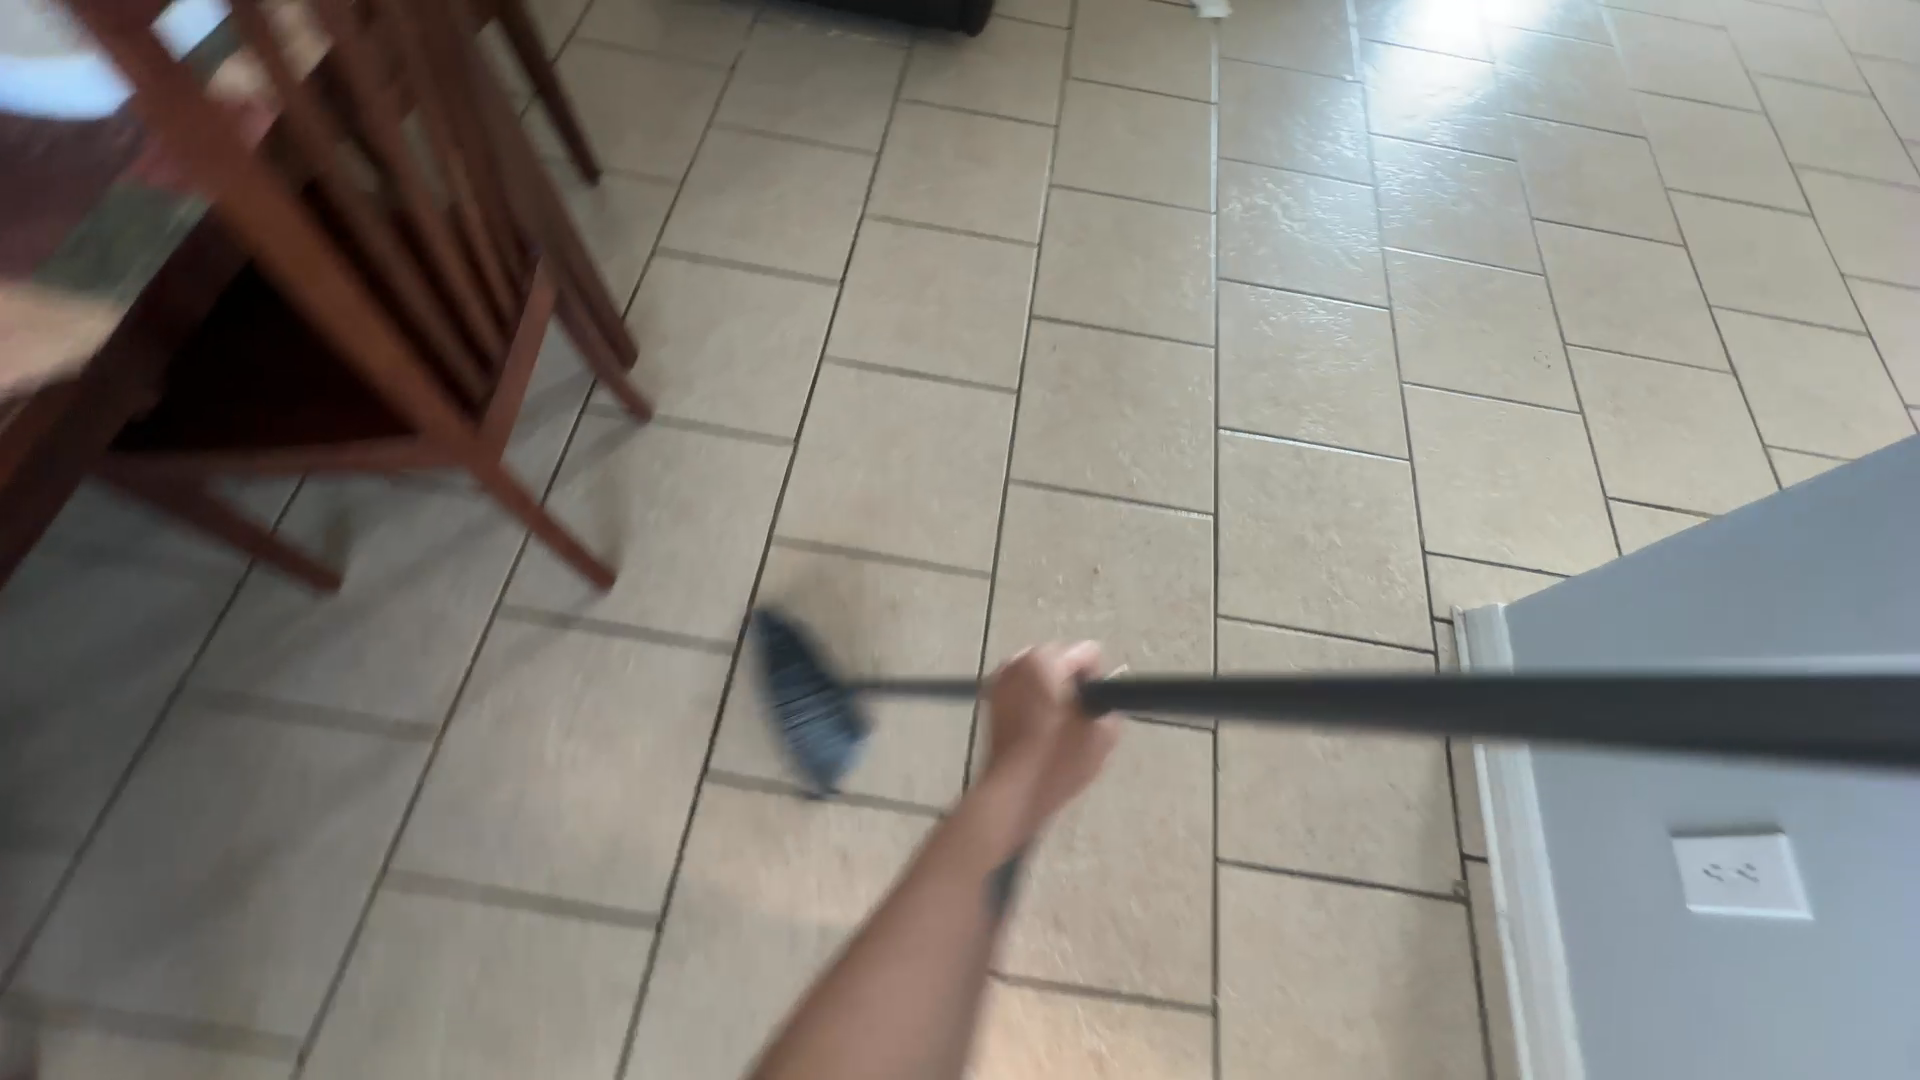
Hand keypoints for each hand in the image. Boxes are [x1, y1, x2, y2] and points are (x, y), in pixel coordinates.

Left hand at [978, 642, 1122, 842]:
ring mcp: (999, 681)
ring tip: (1060, 726)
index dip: (1097, 680)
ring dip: (1052, 691)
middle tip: (1079, 718)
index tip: (1094, 708)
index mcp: (1044, 662)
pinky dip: (1034, 701)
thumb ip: (1111, 702)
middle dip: (1072, 682)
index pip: (1087, 653)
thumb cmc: (1057, 761)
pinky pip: (1023, 690)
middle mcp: (1017, 662)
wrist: (1013, 793)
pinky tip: (1041, 730)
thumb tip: (1102, 698)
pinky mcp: (991, 702)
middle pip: (1060, 660)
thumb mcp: (1102, 734)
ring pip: (1039, 676)